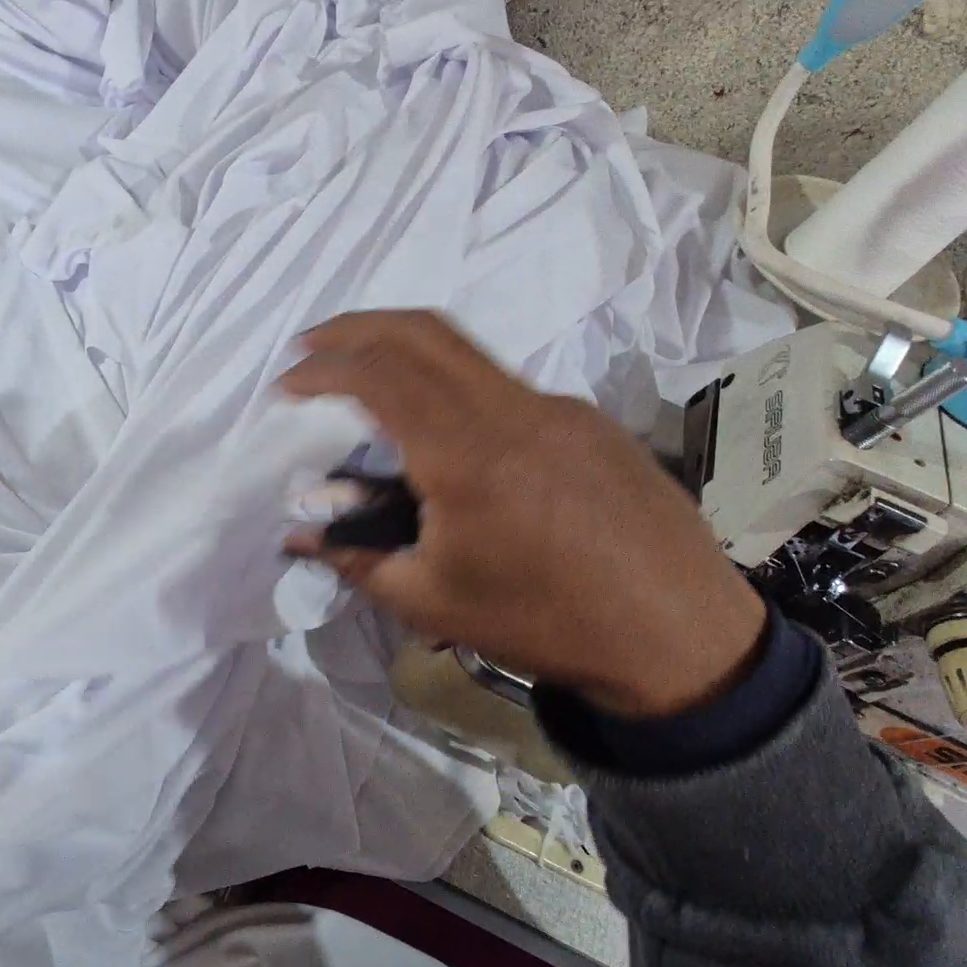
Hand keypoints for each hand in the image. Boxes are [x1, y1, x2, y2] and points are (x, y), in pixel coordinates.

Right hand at [280, 310, 764, 718]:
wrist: (681, 638)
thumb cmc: (542, 622)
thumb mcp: (428, 600)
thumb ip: (352, 557)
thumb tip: (296, 538)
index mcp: (468, 458)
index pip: (382, 378)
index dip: (323, 369)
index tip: (285, 385)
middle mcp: (515, 413)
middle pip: (423, 333)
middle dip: (355, 328)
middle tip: (311, 345)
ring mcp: (559, 410)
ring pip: (465, 354)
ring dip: (401, 352)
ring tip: (361, 382)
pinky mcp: (587, 423)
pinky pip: (501, 389)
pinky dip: (448, 391)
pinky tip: (440, 444)